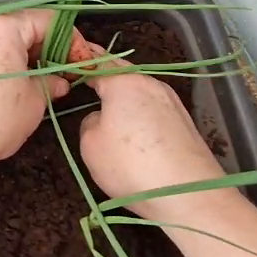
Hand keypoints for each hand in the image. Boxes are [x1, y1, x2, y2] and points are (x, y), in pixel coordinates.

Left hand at [0, 10, 68, 170]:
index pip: (46, 19)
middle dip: (43, 49)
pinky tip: (0, 89)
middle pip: (19, 27)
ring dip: (18, 57)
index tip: (79, 63)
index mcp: (3, 27)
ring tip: (31, 84)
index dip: (70, 40)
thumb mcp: (33, 103)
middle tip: (58, 74)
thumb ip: (49, 85)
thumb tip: (57, 81)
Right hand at [77, 62, 225, 209]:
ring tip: (105, 103)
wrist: (191, 196)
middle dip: (103, 73)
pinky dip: (138, 111)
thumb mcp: (90, 145)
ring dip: (122, 94)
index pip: (97, 62)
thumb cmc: (132, 166)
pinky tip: (131, 126)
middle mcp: (152, 85)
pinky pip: (152, 109)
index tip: (66, 59)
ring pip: (138, 91)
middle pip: (121, 72)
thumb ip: (90, 122)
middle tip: (83, 76)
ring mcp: (172, 104)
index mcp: (125, 82)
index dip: (80, 59)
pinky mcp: (185, 124)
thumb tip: (103, 119)